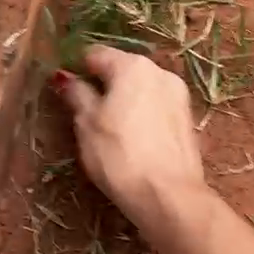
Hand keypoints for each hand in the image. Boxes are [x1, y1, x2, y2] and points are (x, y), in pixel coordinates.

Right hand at [53, 44, 207, 236]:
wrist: (170, 198)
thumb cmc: (120, 155)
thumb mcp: (87, 123)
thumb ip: (76, 94)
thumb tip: (66, 77)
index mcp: (132, 65)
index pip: (95, 54)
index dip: (77, 70)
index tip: (66, 93)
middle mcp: (159, 72)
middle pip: (121, 69)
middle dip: (102, 86)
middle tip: (85, 115)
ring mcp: (178, 96)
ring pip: (140, 90)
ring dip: (123, 101)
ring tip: (109, 131)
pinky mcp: (188, 121)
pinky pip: (156, 108)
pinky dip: (142, 116)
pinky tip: (133, 141)